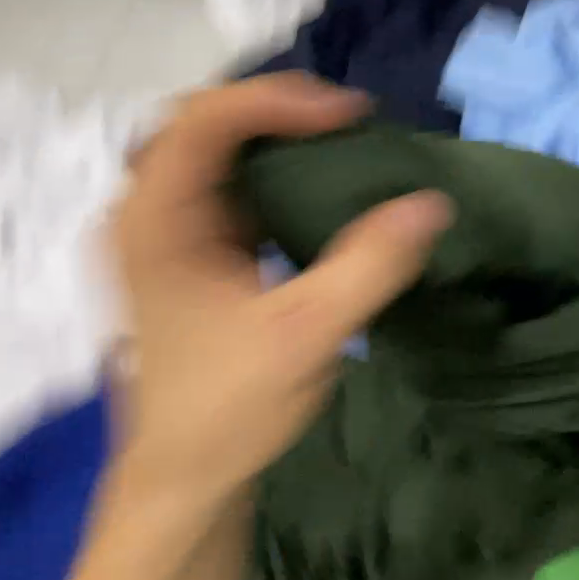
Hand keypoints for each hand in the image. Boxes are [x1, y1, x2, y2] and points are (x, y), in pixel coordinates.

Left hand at [110, 73, 451, 504]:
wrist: (188, 477)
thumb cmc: (231, 405)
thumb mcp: (308, 333)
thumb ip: (370, 265)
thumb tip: (432, 204)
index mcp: (154, 220)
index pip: (204, 120)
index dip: (278, 102)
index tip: (352, 116)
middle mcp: (147, 216)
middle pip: (204, 127)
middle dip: (276, 112)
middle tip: (348, 122)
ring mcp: (165, 240)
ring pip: (216, 159)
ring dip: (277, 143)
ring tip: (342, 146)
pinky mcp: (191, 263)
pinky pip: (231, 196)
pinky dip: (276, 181)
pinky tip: (320, 196)